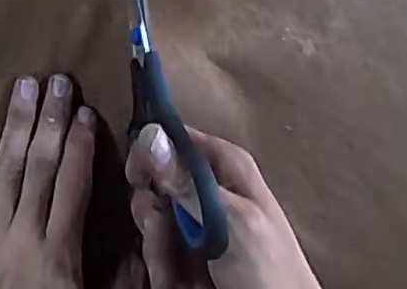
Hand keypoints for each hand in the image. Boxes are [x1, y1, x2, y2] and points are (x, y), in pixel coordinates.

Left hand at [0, 74, 96, 288]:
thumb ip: (115, 276)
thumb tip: (140, 228)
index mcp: (57, 257)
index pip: (73, 186)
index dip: (82, 146)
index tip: (88, 111)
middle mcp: (22, 237)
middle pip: (40, 165)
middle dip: (52, 119)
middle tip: (59, 80)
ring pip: (4, 166)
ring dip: (16, 120)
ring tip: (25, 83)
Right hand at [127, 124, 320, 288]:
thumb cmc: (270, 273)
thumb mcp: (231, 222)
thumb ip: (189, 181)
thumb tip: (151, 133)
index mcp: (225, 166)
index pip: (175, 137)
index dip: (151, 152)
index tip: (137, 176)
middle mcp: (210, 189)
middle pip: (159, 182)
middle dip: (152, 211)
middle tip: (159, 232)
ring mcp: (202, 226)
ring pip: (156, 221)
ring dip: (156, 248)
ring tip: (174, 274)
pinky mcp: (195, 258)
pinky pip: (163, 253)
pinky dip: (163, 270)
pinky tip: (178, 284)